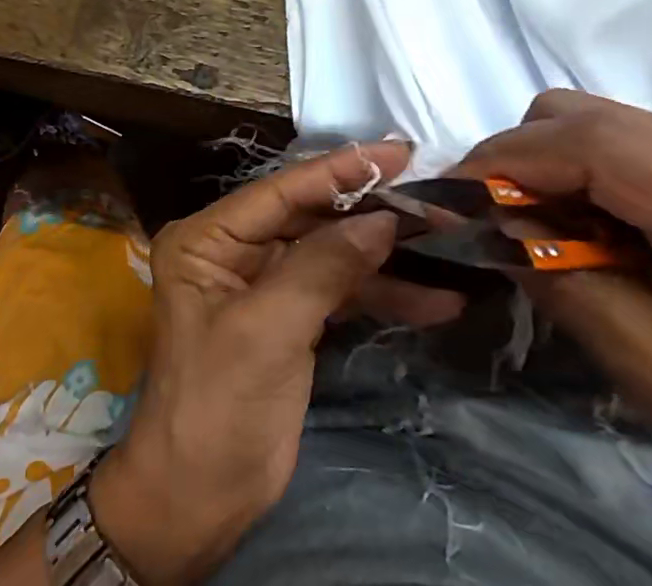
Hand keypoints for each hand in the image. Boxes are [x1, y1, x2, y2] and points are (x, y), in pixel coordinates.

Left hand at [88, 142, 462, 585]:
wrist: (200, 498)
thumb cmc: (218, 405)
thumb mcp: (267, 329)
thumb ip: (323, 266)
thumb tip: (382, 218)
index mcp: (207, 238)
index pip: (280, 191)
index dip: (340, 171)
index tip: (399, 154)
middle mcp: (233, 251)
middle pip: (311, 217)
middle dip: (372, 214)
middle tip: (436, 201)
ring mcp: (264, 284)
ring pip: (332, 254)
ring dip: (388, 258)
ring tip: (451, 245)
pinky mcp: (290, 319)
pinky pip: (340, 292)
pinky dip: (382, 295)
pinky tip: (435, 300)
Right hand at [455, 91, 651, 584]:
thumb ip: (576, 292)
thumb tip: (490, 215)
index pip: (620, 149)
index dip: (518, 158)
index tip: (455, 194)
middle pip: (613, 119)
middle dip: (532, 163)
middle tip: (507, 230)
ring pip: (625, 119)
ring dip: (569, 169)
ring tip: (572, 239)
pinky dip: (608, 174)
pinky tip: (625, 232)